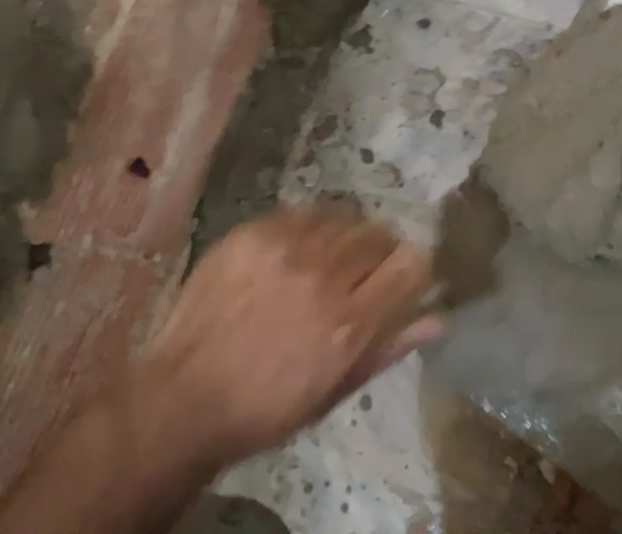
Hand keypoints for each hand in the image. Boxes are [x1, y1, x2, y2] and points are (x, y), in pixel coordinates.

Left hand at [139, 208, 443, 467]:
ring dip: (342, 238)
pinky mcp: (251, 233)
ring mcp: (284, 249)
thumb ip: (387, 348)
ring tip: (321, 262)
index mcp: (350, 323)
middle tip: (357, 275)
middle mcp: (323, 276)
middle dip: (377, 253)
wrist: (185, 395)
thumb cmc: (266, 408)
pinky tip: (288, 255)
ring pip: (341, 218)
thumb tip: (437, 320)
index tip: (399, 281)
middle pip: (378, 234)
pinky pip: (299, 214)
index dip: (411, 270)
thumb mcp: (334, 391)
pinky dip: (304, 230)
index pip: (411, 263)